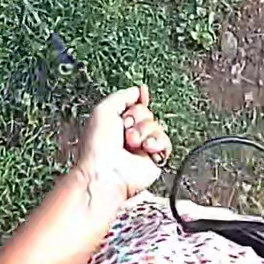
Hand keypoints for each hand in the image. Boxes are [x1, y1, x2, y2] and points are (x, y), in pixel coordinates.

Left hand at [71, 85, 170, 208]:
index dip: (138, 100)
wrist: (106, 173)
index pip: (135, 105)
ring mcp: (141, 147)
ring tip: (133, 142)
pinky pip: (165, 143)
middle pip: (147, 113)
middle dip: (138, 117)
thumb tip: (138, 91)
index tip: (142, 93)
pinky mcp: (154, 159)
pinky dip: (157, 142)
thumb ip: (122, 96)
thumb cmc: (98, 146)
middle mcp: (129, 134)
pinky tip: (146, 147)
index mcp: (115, 123)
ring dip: (145, 131)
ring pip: (157, 126)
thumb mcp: (103, 109)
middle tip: (126, 128)